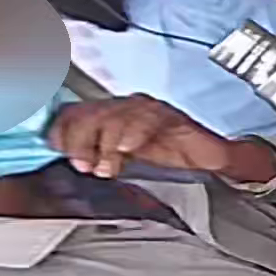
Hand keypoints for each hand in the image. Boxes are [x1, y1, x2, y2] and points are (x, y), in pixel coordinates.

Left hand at [46, 94, 275, 181]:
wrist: (215, 164)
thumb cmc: (174, 163)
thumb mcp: (128, 160)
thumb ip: (100, 155)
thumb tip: (72, 160)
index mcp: (113, 114)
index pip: (74, 112)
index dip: (61, 131)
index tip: (60, 154)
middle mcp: (128, 106)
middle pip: (89, 113)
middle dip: (79, 141)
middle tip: (83, 166)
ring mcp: (150, 109)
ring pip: (113, 117)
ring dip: (104, 146)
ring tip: (108, 168)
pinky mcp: (170, 116)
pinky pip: (145, 119)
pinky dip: (132, 134)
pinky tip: (127, 150)